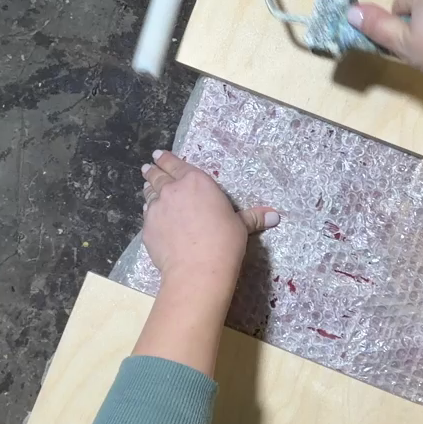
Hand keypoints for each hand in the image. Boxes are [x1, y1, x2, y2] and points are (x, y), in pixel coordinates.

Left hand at [140, 150, 278, 293]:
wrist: (198, 268)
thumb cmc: (224, 242)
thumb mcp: (240, 226)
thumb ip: (253, 218)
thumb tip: (276, 216)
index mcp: (196, 182)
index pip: (176, 164)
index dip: (166, 159)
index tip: (158, 155)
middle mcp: (173, 190)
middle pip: (158, 176)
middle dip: (153, 170)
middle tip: (148, 166)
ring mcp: (157, 208)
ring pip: (150, 194)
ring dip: (148, 188)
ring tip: (147, 185)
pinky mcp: (148, 228)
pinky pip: (147, 214)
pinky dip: (149, 211)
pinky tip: (150, 213)